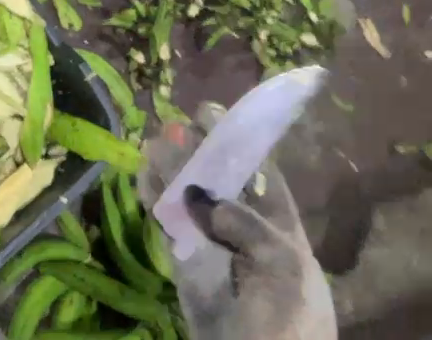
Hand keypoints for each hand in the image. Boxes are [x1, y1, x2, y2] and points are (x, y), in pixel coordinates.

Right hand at [140, 106, 336, 339]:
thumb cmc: (288, 326)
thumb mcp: (283, 270)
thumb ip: (245, 225)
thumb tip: (196, 194)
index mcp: (281, 228)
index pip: (258, 172)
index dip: (235, 141)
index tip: (206, 113)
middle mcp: (245, 232)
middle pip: (217, 181)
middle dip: (194, 151)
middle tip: (170, 126)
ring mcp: (214, 249)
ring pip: (187, 200)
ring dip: (168, 171)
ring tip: (150, 144)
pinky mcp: (187, 268)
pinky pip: (167, 227)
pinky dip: (154, 201)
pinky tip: (143, 178)